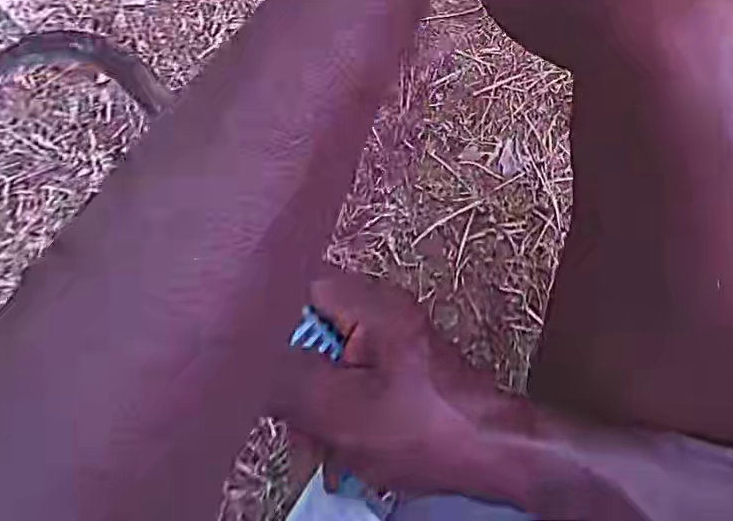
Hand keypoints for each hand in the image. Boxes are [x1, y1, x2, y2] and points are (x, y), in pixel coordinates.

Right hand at [269, 270, 522, 499]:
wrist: (485, 447)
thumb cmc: (419, 425)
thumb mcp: (342, 410)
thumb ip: (290, 378)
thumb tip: (247, 351)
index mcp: (370, 302)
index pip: (301, 284)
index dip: (270, 318)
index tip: (252, 359)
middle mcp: (380, 305)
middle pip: (312, 323)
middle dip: (294, 373)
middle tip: (294, 421)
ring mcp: (390, 331)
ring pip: (329, 354)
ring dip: (315, 399)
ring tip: (320, 445)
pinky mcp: (397, 358)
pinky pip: (351, 371)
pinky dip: (339, 405)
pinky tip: (341, 447)